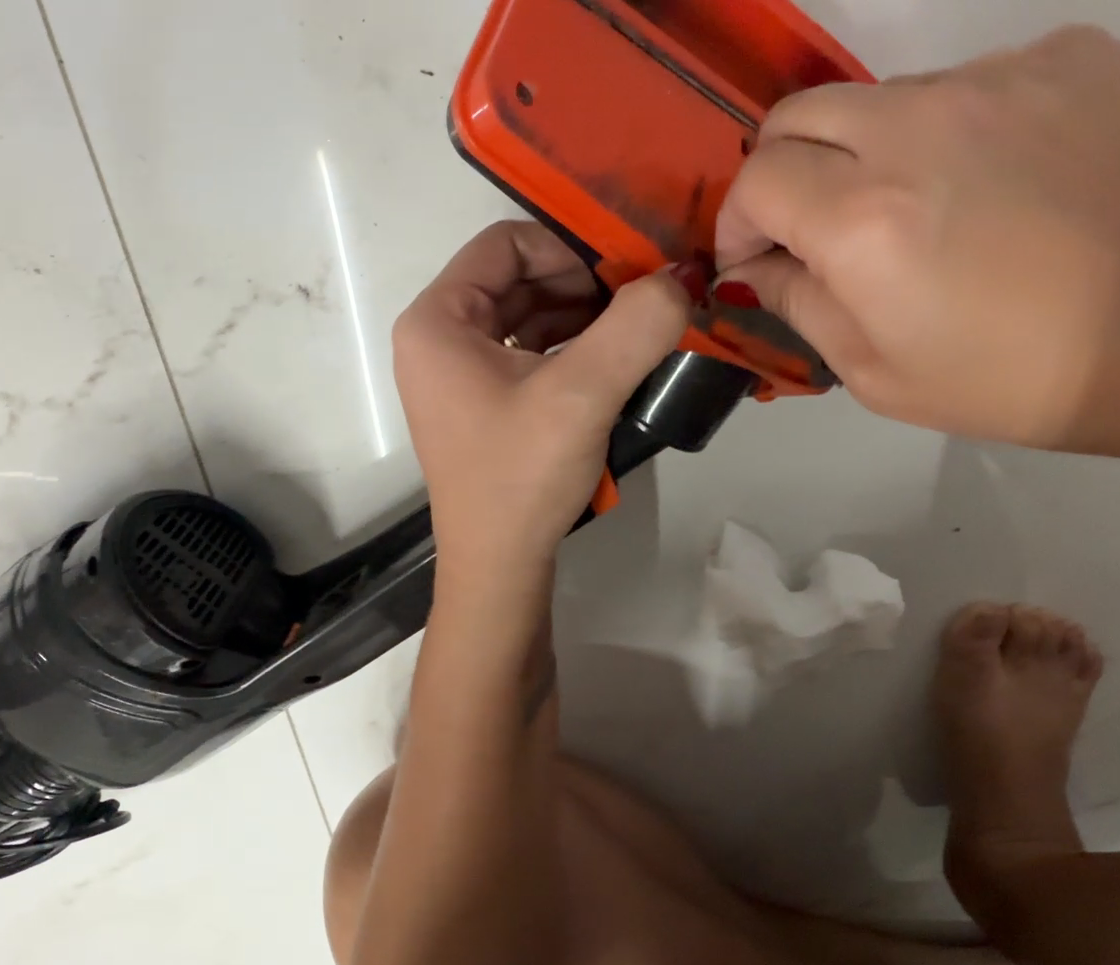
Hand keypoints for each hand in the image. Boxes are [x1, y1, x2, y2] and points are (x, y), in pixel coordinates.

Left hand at [394, 222, 688, 570]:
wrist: (498, 566)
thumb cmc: (523, 476)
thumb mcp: (583, 394)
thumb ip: (637, 325)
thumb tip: (683, 274)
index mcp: (437, 320)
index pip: (506, 243)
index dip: (570, 248)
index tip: (626, 277)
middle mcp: (436, 338)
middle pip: (516, 278)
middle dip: (582, 285)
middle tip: (641, 305)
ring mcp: (455, 374)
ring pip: (525, 315)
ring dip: (581, 318)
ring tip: (634, 336)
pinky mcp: (478, 404)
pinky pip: (525, 353)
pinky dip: (568, 350)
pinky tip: (610, 366)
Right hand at [715, 26, 1119, 451]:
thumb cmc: (1018, 378)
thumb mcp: (878, 373)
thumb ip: (799, 304)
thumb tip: (757, 265)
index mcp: (862, 218)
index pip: (756, 178)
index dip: (740, 219)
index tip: (754, 256)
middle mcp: (916, 126)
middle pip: (799, 113)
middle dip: (784, 169)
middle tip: (811, 225)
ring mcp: (996, 79)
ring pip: (884, 96)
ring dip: (870, 149)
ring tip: (922, 209)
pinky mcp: (1066, 55)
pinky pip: (970, 83)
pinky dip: (956, 129)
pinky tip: (997, 182)